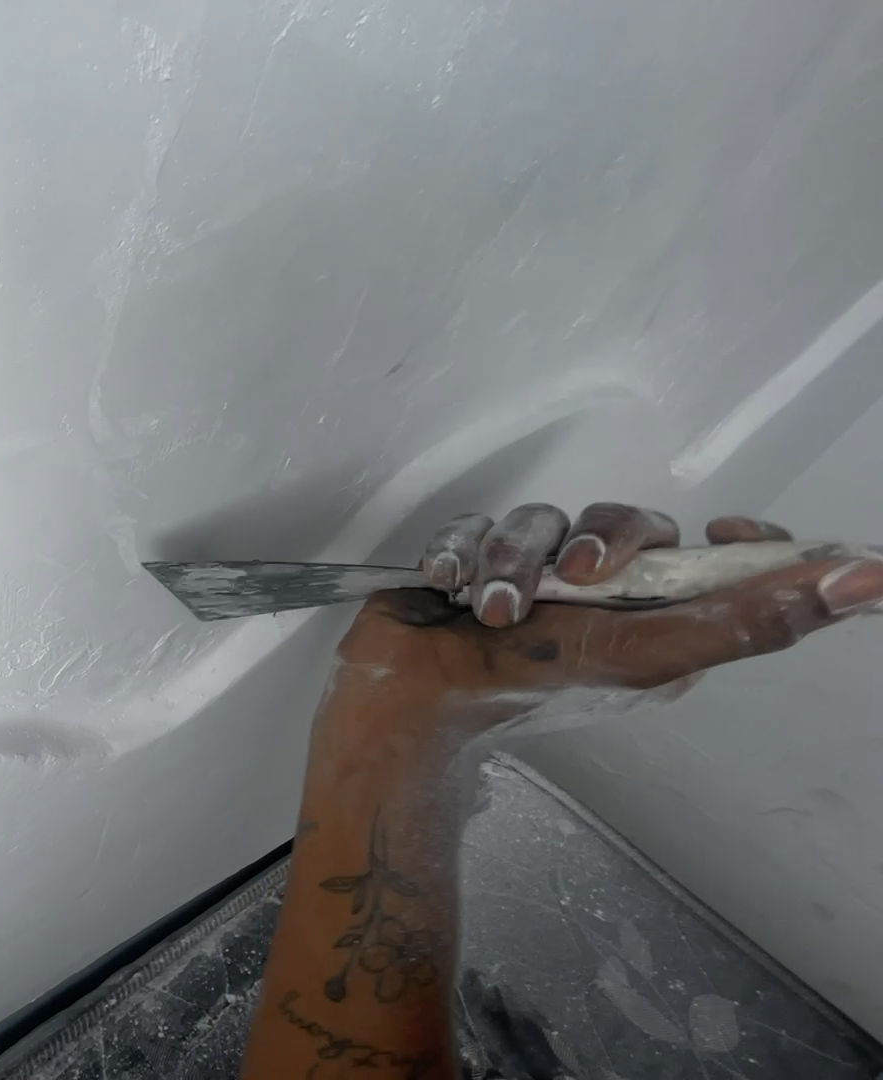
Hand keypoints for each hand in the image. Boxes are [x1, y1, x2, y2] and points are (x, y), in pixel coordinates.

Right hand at [333, 503, 882, 733]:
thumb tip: (876, 580)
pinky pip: (468, 526)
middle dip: (594, 540)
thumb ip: (748, 620)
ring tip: (485, 607)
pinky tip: (444, 583)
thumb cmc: (527, 685)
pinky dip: (457, 551)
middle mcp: (590, 586)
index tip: (719, 532)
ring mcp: (521, 570)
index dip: (721, 535)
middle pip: (616, 520)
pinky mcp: (461, 559)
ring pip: (533, 520)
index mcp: (648, 614)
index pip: (705, 551)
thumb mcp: (646, 657)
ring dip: (509, 560)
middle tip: (577, 574)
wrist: (414, 693)